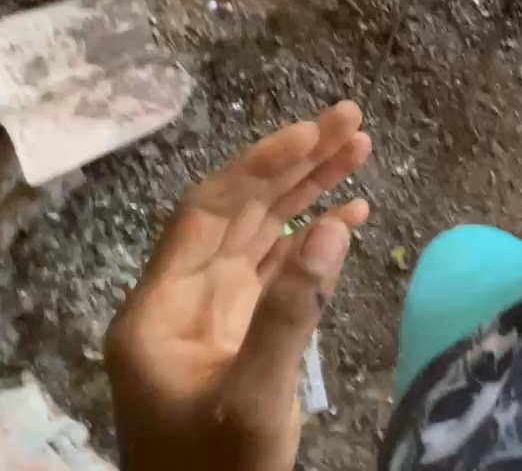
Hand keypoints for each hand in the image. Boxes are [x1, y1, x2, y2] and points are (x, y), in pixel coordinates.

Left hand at [105, 101, 372, 470]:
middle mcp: (183, 297)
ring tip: (360, 146)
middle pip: (241, 209)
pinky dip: (315, 235)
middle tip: (352, 120)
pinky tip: (353, 211)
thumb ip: (291, 311)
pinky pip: (279, 265)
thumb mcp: (254, 401)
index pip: (208, 211)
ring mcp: (214, 311)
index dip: (259, 164)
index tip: (312, 132)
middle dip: (297, 162)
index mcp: (161, 308)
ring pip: (264, 229)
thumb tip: (334, 224)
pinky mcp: (242, 327)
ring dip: (310, 188)